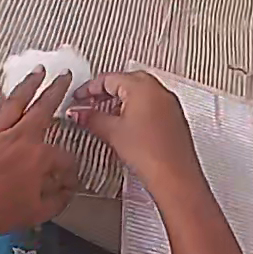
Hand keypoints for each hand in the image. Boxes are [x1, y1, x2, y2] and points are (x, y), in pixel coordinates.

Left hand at [0, 70, 79, 243]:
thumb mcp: (37, 213)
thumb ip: (57, 200)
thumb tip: (66, 193)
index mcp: (37, 157)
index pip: (63, 158)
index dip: (70, 170)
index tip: (68, 180)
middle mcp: (17, 140)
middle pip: (42, 109)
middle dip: (57, 90)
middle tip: (65, 77)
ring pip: (15, 103)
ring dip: (28, 85)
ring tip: (38, 71)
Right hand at [64, 71, 204, 196]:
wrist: (173, 175)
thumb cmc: (150, 153)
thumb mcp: (112, 132)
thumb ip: (91, 118)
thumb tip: (79, 113)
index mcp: (142, 87)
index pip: (109, 78)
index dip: (89, 88)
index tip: (79, 98)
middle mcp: (158, 91)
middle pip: (125, 81)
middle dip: (105, 92)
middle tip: (90, 103)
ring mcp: (168, 104)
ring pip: (139, 93)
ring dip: (120, 101)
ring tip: (105, 116)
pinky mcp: (173, 118)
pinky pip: (150, 105)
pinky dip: (134, 110)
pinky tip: (125, 126)